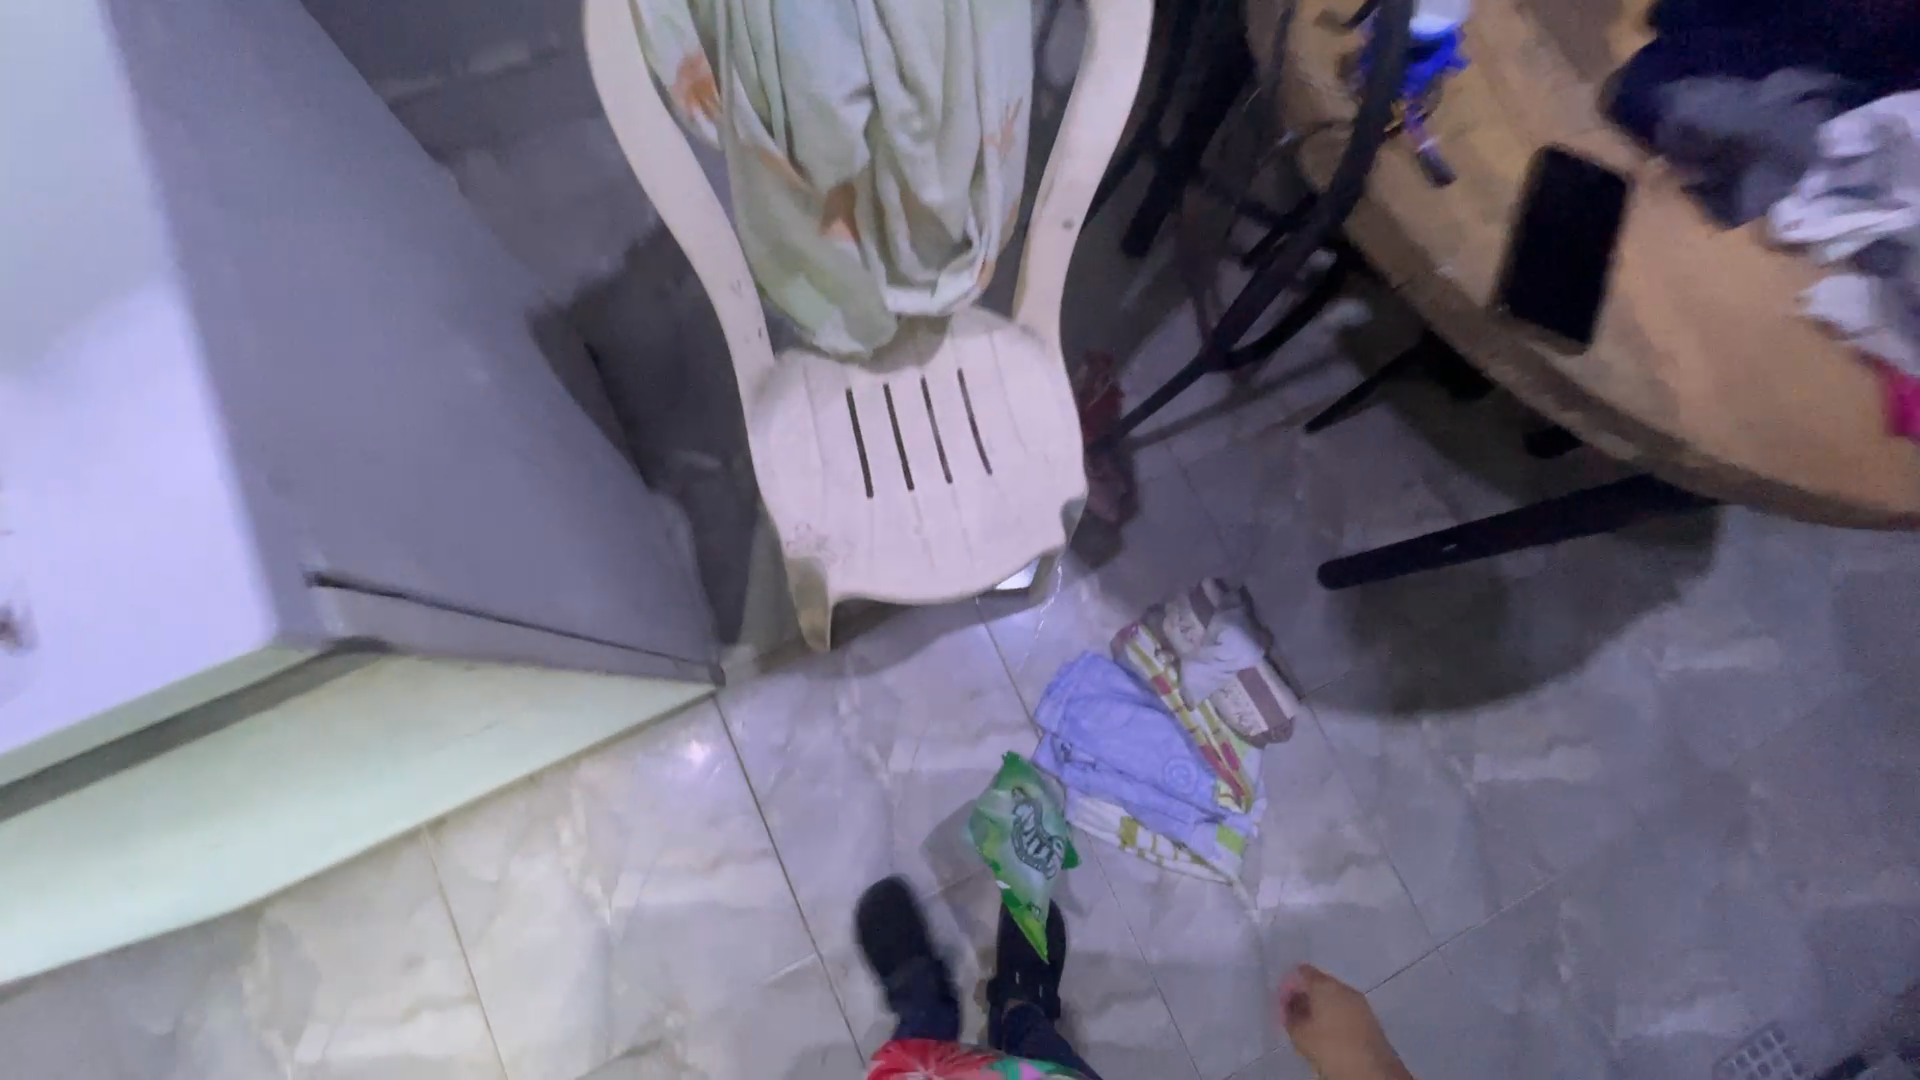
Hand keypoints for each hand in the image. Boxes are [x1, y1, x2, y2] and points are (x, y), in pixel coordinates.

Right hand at [1276, 965, 1412, 1079]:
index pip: (1302, 971)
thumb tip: (1290, 1006)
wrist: (1375, 1074)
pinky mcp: (1372, 1021)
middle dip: (1306, 997)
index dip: (1290, 984)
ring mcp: (1361, 1004)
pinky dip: (1337, 1019)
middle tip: (1296, 1016)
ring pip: (1335, 999)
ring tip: (1312, 1029)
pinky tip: (1331, 1036)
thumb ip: (1290, 1015)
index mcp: (1325, 984)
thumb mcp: (1300, 1034)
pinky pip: (1347, 1011)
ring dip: (1322, 1009)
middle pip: (1319, 984)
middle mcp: (1344, 987)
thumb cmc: (1332, 1048)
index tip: (1284, 1002)